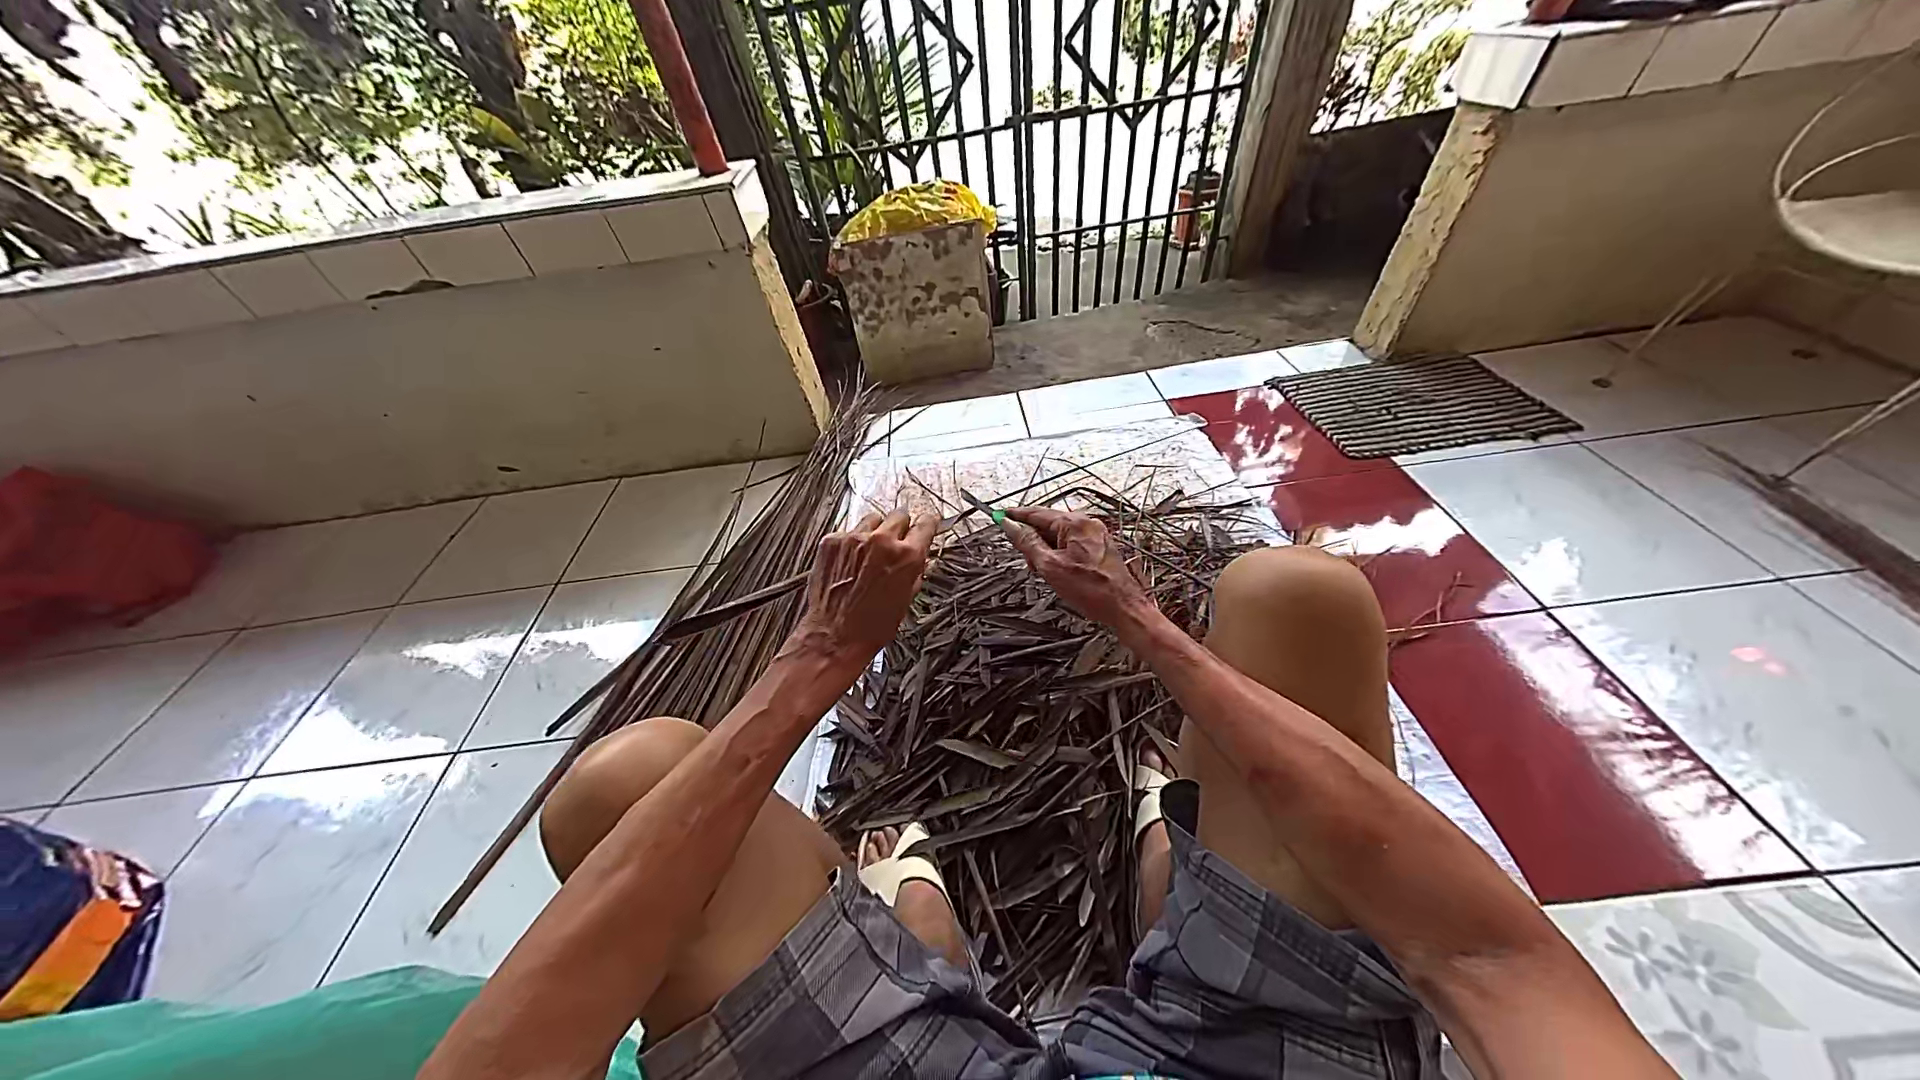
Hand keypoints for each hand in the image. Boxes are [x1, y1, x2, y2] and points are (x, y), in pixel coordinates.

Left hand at [787, 508, 937, 667]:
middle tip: (896, 542)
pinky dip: (852, 542)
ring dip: (876, 531)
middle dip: (901, 527)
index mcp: (907, 556)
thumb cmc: (872, 625)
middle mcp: (881, 542)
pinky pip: (848, 531)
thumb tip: (920, 558)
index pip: (926, 524)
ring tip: (870, 552)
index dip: (928, 524)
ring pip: (873, 519)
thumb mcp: (907, 598)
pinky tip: (851, 561)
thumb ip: (916, 570)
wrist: (835, 636)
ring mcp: (854, 539)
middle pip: (899, 515)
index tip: (927, 523)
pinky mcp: (832, 542)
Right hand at [1001, 507, 1156, 629]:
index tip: (1001, 515)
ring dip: (1046, 550)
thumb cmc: (1093, 590)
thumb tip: (1011, 527)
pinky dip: (1059, 554)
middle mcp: (1088, 524)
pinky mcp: (1099, 547)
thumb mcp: (1050, 567)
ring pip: (1059, 536)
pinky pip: (1071, 544)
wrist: (1122, 607)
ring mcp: (1095, 535)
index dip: (1016, 516)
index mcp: (1076, 523)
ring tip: (1045, 571)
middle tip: (1026, 559)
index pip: (1037, 513)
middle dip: (1033, 540)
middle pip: (1048, 524)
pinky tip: (1057, 572)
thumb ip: (1027, 543)